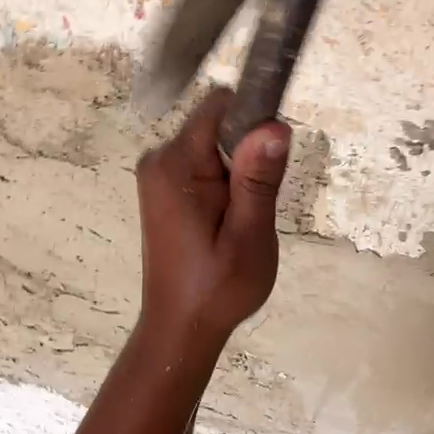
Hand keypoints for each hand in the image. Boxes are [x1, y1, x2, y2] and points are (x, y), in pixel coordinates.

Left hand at [134, 88, 291, 342]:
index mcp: (175, 165)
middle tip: (256, 206)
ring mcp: (158, 174)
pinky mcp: (164, 188)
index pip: (221, 106)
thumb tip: (275, 125)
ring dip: (239, 173)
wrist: (181, 327)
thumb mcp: (249, 235)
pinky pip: (205, 164)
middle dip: (247, 153)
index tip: (272, 161)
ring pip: (215, 145)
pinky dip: (225, 184)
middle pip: (219, 124)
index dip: (254, 121)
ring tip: (242, 219)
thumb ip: (259, 178)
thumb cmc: (217, 289)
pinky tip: (228, 221)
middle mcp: (159, 159)